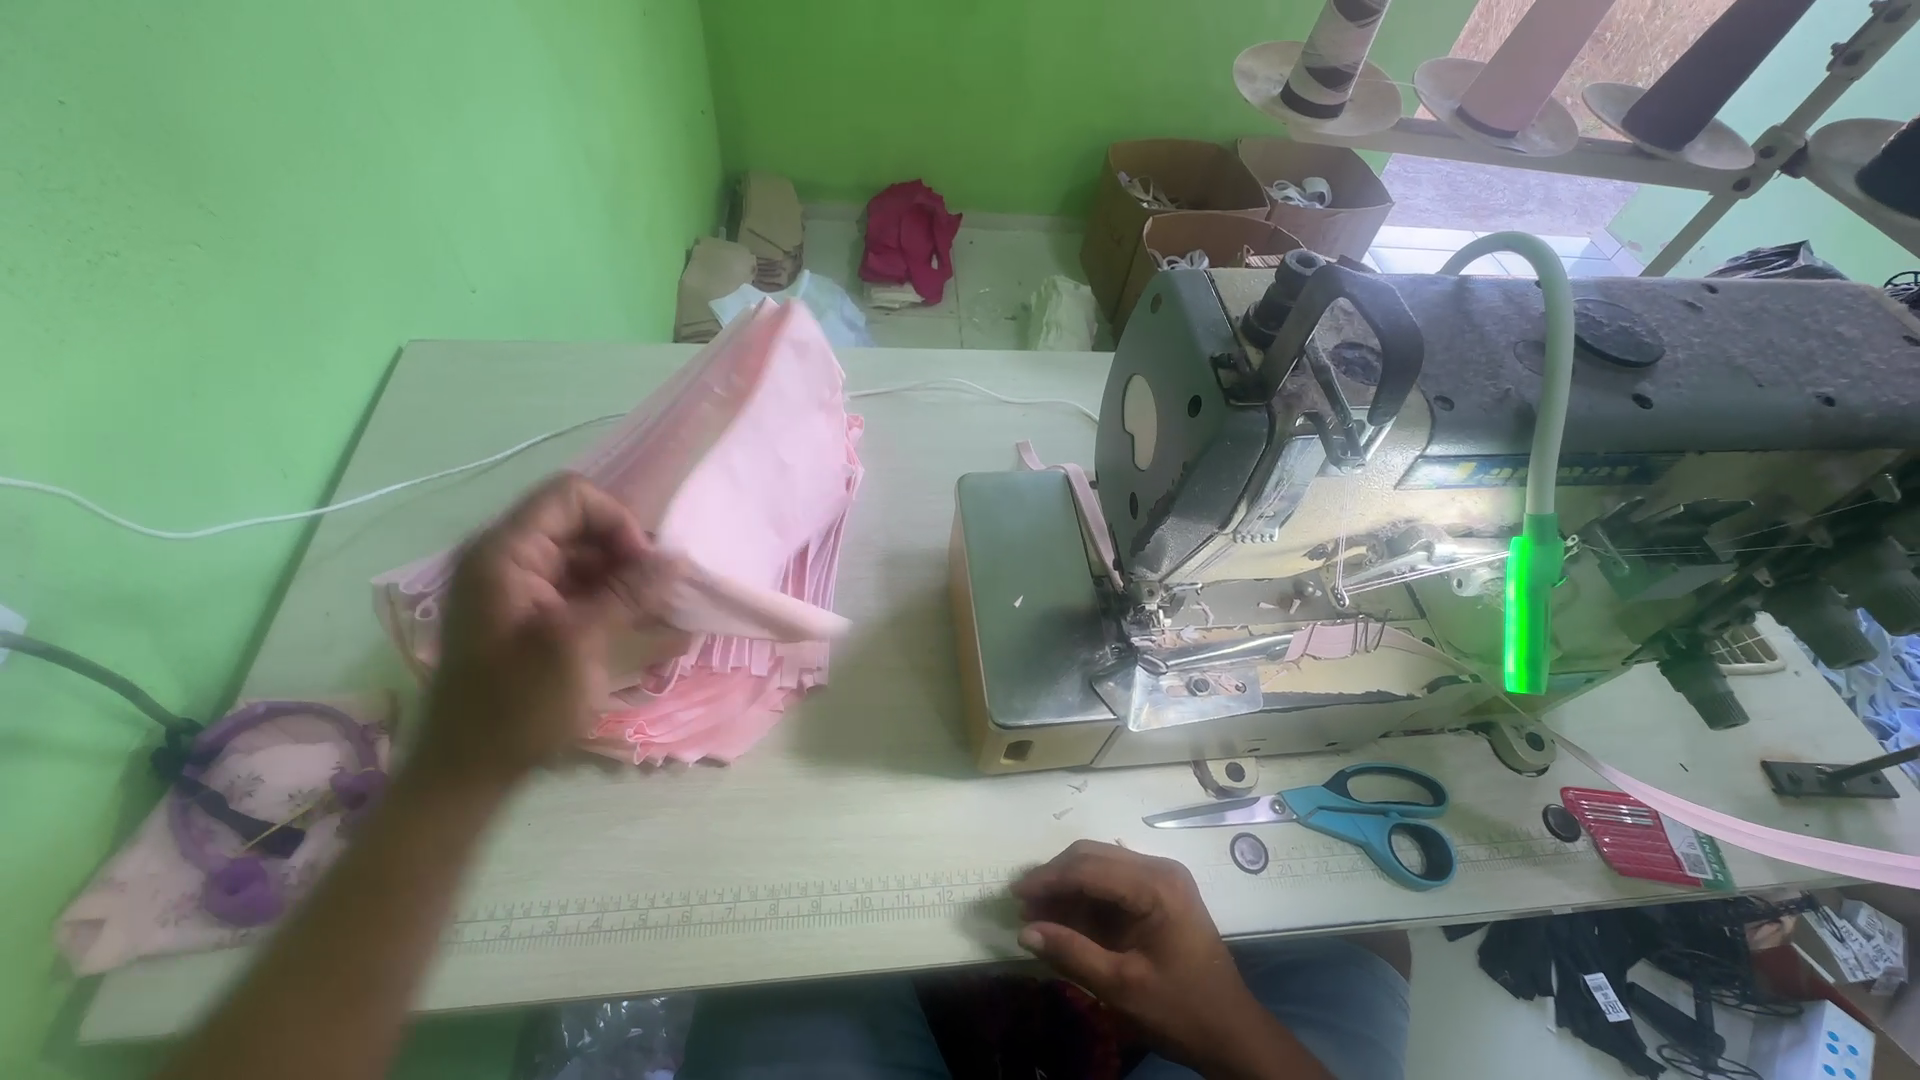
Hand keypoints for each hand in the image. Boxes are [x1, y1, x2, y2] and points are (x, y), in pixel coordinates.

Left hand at [417, 473, 679, 784]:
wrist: (467, 769)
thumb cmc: (519, 706)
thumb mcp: (579, 643)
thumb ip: (628, 593)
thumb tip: (677, 558)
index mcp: (505, 554)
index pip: (571, 497)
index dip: (616, 520)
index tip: (643, 566)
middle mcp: (506, 559)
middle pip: (578, 524)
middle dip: (624, 550)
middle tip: (657, 592)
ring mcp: (514, 587)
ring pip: (581, 556)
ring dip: (621, 575)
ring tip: (656, 610)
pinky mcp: (526, 614)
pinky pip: (574, 586)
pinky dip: (608, 596)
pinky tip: (639, 621)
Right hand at [1014, 841, 1303, 1078]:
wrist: (1231, 1032)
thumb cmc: (1179, 1009)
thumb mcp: (1120, 987)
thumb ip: (1071, 953)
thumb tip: (1024, 932)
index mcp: (1156, 885)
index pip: (1088, 868)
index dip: (1048, 879)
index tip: (1015, 896)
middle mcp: (1160, 869)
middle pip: (1093, 857)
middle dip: (1055, 879)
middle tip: (1024, 907)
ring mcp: (1163, 878)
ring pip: (1100, 866)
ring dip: (1068, 887)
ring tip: (1038, 915)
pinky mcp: (1161, 893)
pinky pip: (1113, 882)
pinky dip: (1086, 897)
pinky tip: (1066, 918)